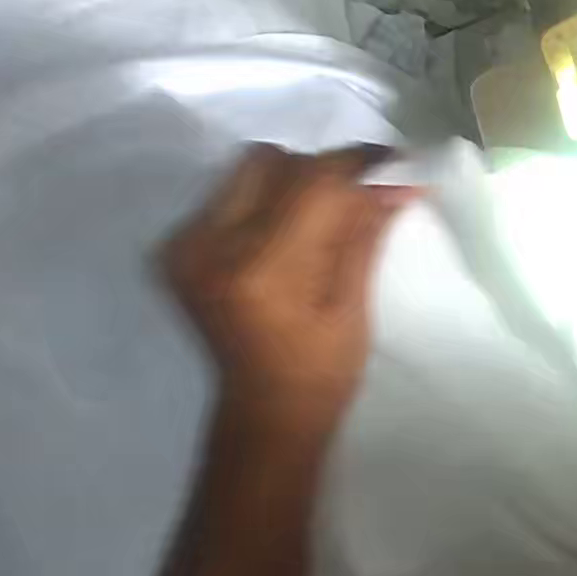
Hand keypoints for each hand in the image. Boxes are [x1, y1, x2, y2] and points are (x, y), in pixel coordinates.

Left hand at [164, 144, 414, 446]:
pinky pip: (229, 193)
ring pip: (248, 169)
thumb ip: (366, 234)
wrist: (264, 414)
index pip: (313, 182)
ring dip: (294, 180)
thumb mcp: (355, 306)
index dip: (359, 163)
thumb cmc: (323, 373)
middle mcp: (210, 247)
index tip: (395, 161)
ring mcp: (184, 246)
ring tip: (321, 217)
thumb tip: (401, 181)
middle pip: (273, 161)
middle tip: (358, 196)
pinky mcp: (176, 248)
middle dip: (324, 170)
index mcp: (262, 271)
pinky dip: (268, 200)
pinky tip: (288, 234)